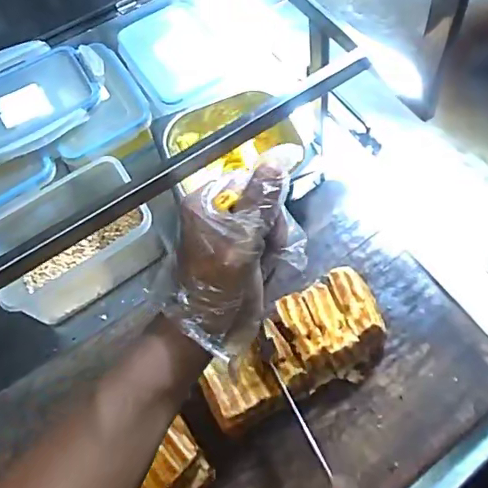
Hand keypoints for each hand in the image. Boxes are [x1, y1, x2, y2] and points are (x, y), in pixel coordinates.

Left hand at [160, 142, 303, 356]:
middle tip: (264, 249)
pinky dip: (271, 252)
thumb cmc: (218, 285)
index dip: (267, 198)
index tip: (270, 225)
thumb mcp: (243, 240)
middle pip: (262, 198)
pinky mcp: (239, 248)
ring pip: (269, 219)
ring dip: (274, 241)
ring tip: (262, 263)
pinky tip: (264, 267)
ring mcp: (228, 230)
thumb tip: (281, 156)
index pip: (250, 178)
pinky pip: (268, 237)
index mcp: (207, 200)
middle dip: (272, 224)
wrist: (207, 330)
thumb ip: (262, 199)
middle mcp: (216, 210)